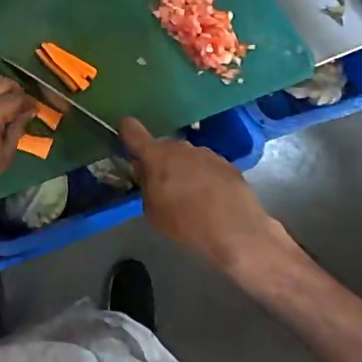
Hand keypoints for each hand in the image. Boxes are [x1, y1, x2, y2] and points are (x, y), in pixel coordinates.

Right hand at [121, 116, 288, 270]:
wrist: (236, 231)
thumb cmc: (186, 224)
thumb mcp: (152, 211)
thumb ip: (145, 184)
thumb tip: (145, 170)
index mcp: (156, 156)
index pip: (133, 131)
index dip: (127, 130)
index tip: (124, 135)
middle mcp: (180, 147)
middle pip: (162, 146)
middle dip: (159, 160)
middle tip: (162, 184)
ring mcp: (206, 153)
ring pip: (186, 156)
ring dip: (183, 168)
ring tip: (190, 196)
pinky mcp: (227, 163)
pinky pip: (206, 165)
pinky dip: (204, 176)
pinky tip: (211, 198)